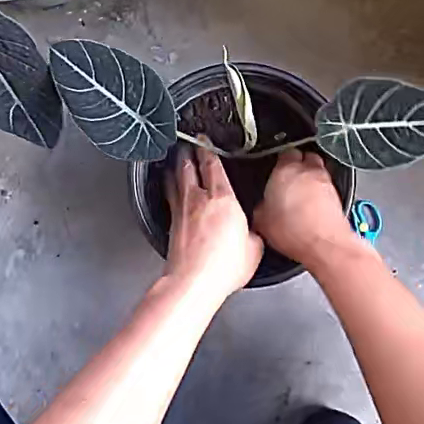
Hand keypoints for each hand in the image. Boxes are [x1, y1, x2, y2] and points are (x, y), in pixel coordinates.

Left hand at [164, 146, 263, 299]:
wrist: (193, 281)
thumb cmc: (222, 267)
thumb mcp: (253, 249)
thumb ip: (253, 234)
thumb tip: (252, 234)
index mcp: (222, 198)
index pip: (212, 166)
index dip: (208, 150)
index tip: (205, 142)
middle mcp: (198, 199)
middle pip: (189, 167)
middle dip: (188, 153)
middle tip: (187, 144)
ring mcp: (181, 210)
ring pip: (175, 180)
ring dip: (175, 167)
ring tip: (175, 161)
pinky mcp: (171, 224)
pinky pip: (169, 197)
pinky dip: (169, 187)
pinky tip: (169, 188)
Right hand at [253, 150, 366, 268]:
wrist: (324, 246)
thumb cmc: (294, 231)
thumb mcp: (261, 221)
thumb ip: (260, 207)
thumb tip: (261, 209)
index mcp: (285, 170)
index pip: (284, 151)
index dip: (280, 159)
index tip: (275, 167)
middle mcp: (308, 171)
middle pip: (305, 156)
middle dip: (298, 164)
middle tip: (289, 178)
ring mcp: (326, 183)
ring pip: (318, 171)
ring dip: (311, 178)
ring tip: (301, 193)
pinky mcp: (338, 197)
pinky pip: (327, 188)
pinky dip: (321, 194)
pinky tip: (313, 208)